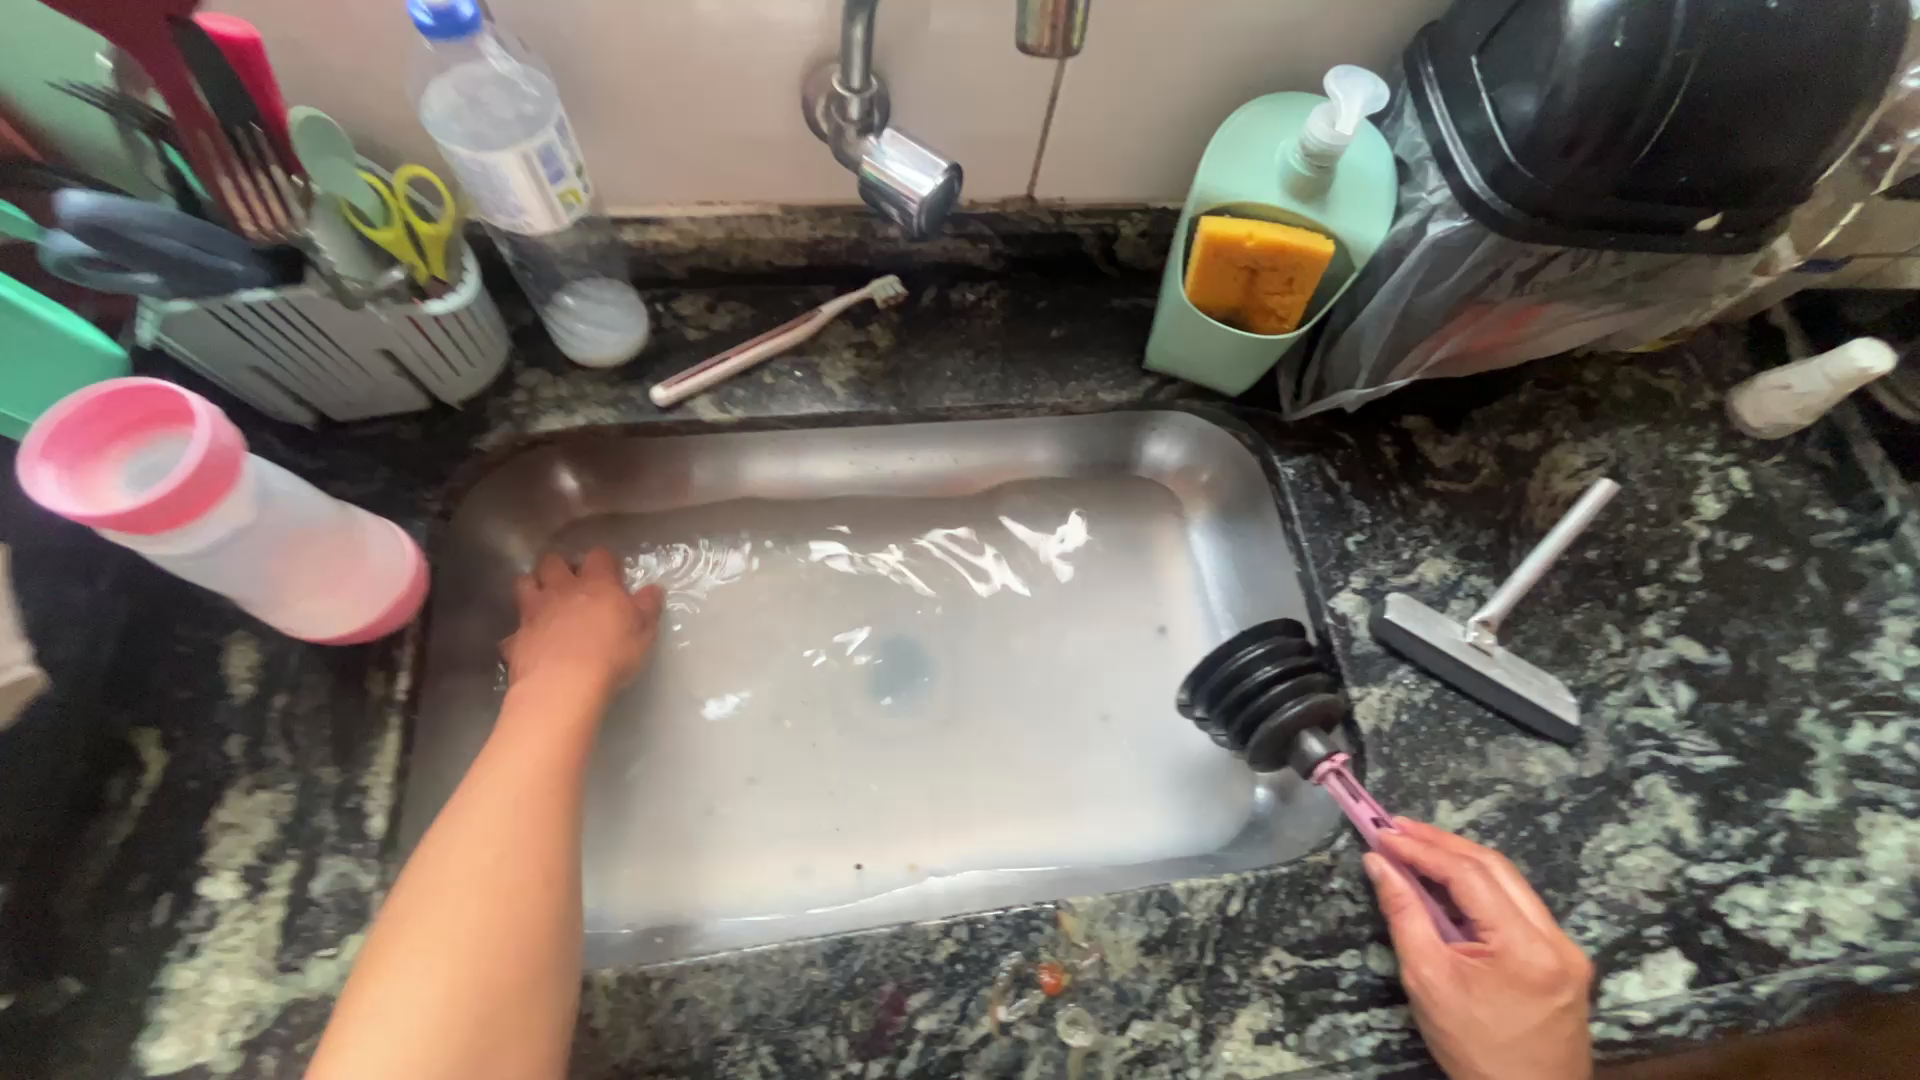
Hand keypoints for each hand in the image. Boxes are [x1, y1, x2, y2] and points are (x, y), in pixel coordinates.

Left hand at [500, 548, 664, 695]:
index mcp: (597, 584)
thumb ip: (648, 607)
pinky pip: (514, 630)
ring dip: (533, 586)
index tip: (613, 573)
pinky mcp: (515, 638)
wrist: (563, 685)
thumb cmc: (612, 654)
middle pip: (553, 562)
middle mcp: (562, 590)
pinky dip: (522, 633)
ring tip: (545, 600)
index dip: (605, 561)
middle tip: (573, 581)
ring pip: (524, 584)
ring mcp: (534, 612)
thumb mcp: (644, 632)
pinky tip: (530, 643)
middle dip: (561, 566)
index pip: (599, 556)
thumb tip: (654, 589)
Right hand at [1365, 818, 1593, 1079]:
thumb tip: (1378, 861)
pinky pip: (1516, 903)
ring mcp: (1565, 949)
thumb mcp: (1426, 978)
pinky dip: (1477, 883)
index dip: (1422, 849)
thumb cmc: (1471, 1046)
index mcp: (1526, 947)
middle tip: (1395, 828)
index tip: (1382, 833)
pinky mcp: (1562, 959)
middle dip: (1440, 842)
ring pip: (1508, 881)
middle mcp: (1557, 940)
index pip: (1469, 875)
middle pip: (1494, 867)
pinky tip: (1445, 880)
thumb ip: (1403, 912)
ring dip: (1459, 858)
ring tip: (1413, 845)